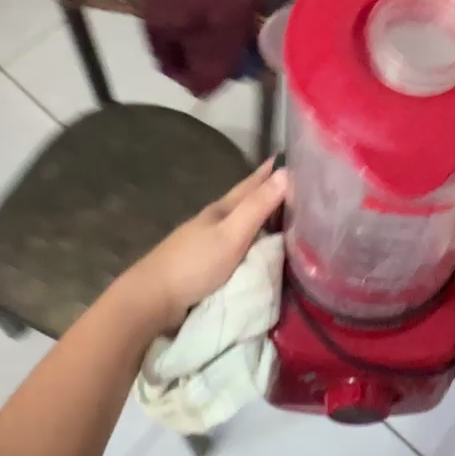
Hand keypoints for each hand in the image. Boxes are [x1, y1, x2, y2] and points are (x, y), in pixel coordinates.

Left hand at [115, 160, 287, 333]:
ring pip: (244, 224)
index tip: (294, 156)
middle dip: (272, 191)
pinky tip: (263, 246)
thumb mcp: (231, 234)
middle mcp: (217, 221)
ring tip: (289, 216)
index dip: (272, 170)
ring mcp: (210, 242)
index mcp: (222, 209)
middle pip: (249, 202)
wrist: (152, 300)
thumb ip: (258, 206)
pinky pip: (241, 245)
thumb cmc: (194, 264)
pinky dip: (256, 241)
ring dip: (264, 218)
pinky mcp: (208, 264)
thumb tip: (288, 173)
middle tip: (301, 186)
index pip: (253, 183)